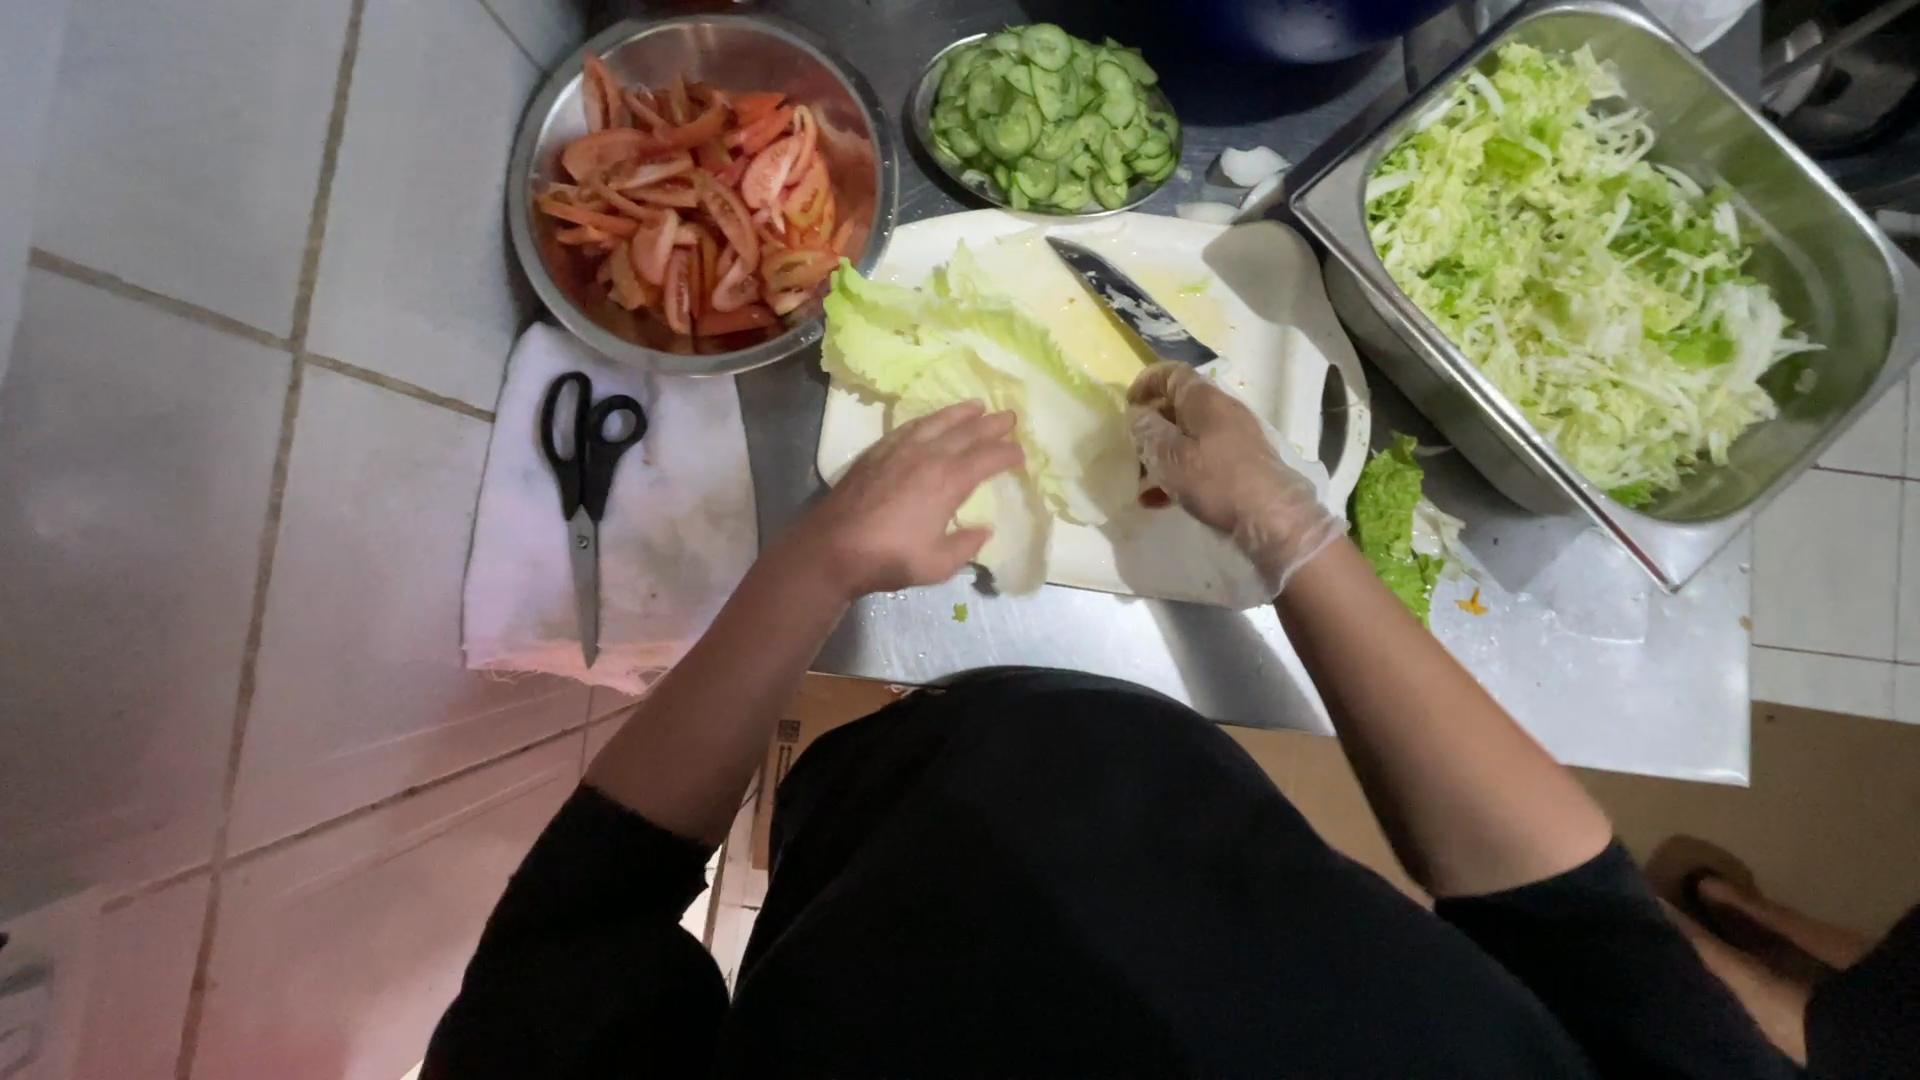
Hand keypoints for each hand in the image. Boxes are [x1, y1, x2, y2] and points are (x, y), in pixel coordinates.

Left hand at [781, 401, 1024, 602]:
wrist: (833, 547)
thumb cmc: (889, 557)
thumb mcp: (938, 563)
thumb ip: (965, 546)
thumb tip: (983, 531)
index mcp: (948, 480)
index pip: (987, 458)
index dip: (1008, 454)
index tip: (1020, 453)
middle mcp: (927, 456)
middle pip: (966, 432)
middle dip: (991, 424)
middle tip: (1010, 416)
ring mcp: (899, 450)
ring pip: (936, 422)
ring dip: (959, 413)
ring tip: (976, 405)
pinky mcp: (877, 452)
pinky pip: (909, 427)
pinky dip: (927, 420)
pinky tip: (931, 421)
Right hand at [1127, 361, 1341, 595]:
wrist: (1271, 516)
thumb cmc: (1216, 479)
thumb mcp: (1170, 456)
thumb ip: (1147, 432)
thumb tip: (1136, 414)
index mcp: (1204, 399)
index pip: (1172, 373)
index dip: (1146, 382)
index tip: (1127, 404)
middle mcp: (1221, 411)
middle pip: (1179, 407)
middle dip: (1151, 425)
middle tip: (1130, 445)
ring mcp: (1234, 438)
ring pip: (1188, 437)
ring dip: (1161, 453)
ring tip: (1140, 478)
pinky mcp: (1240, 464)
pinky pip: (1200, 460)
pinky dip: (1178, 473)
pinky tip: (1157, 500)